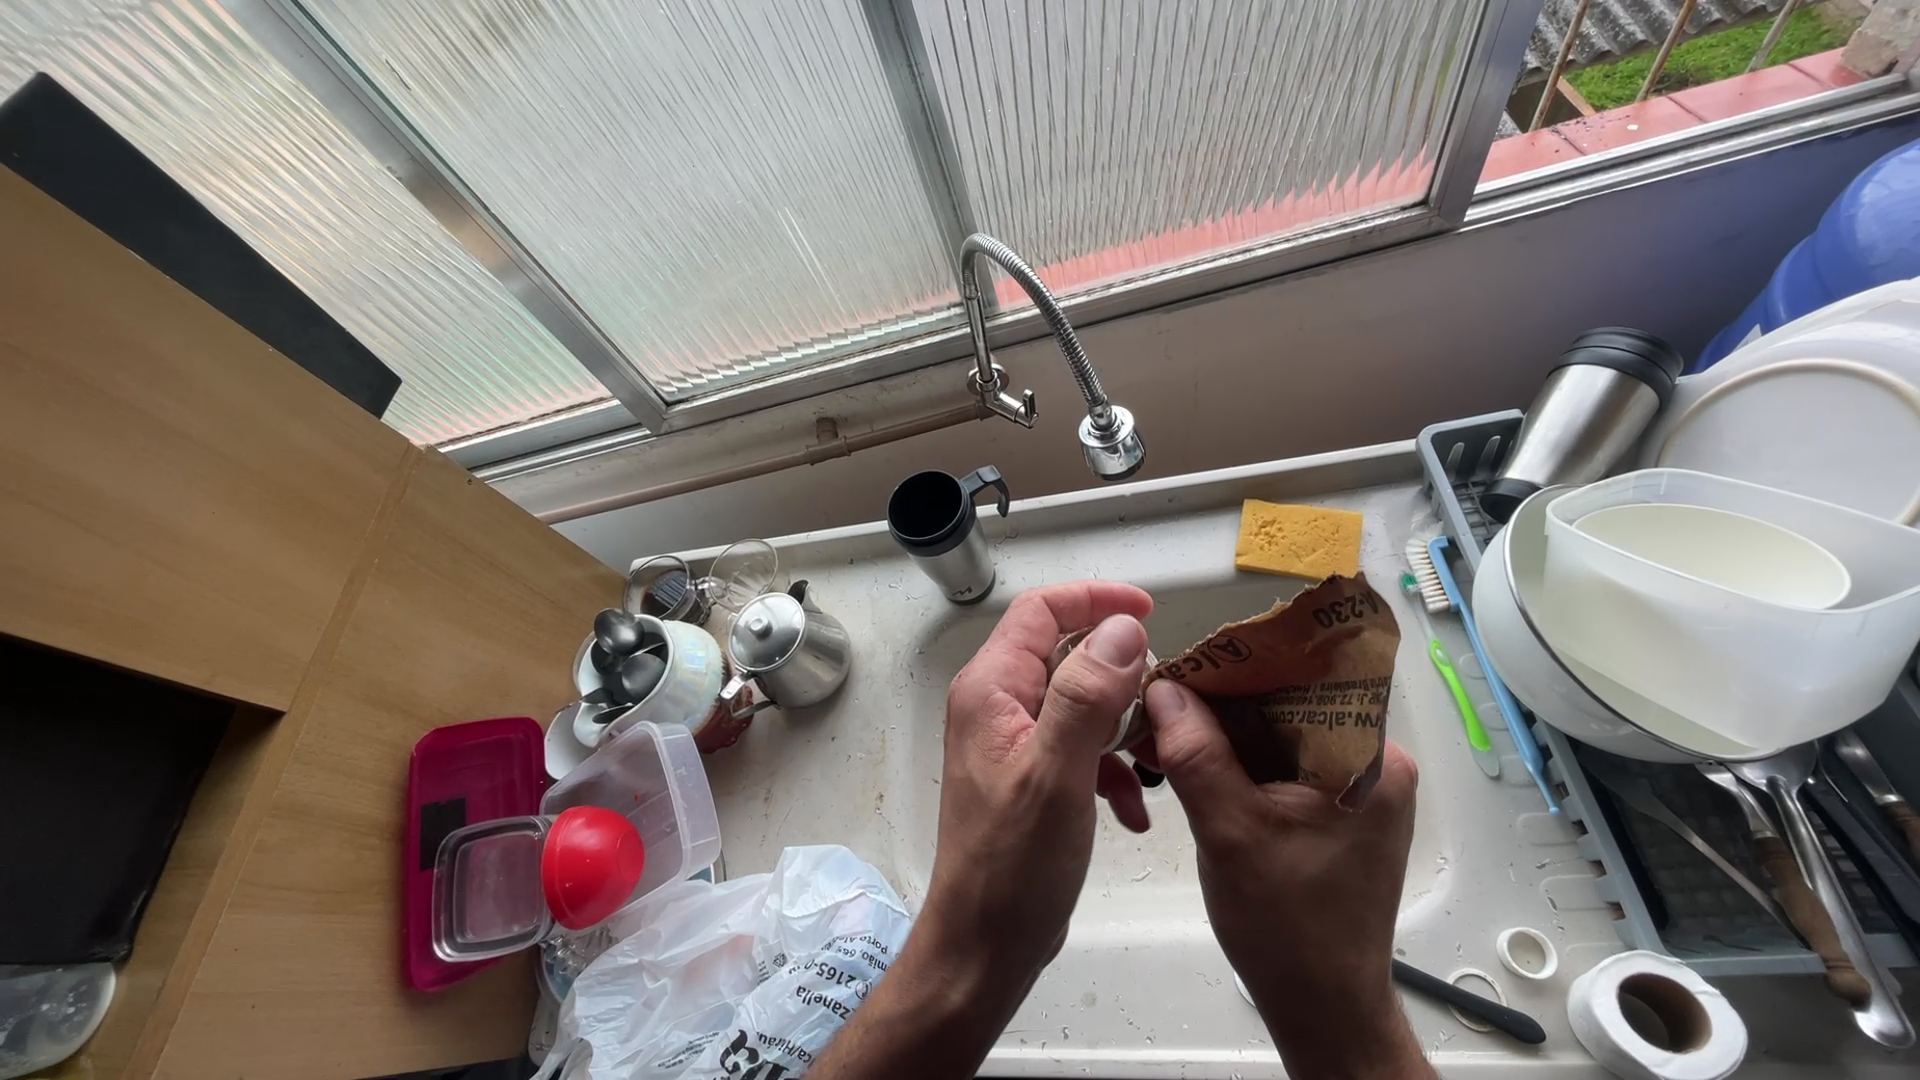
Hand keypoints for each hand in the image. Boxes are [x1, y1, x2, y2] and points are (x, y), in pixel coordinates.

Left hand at [811, 582, 1152, 1079]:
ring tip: (1150, 761)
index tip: (1149, 611)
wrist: (983, 947)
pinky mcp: (1030, 775)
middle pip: (1064, 653)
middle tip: (1161, 701)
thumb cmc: (1012, 865)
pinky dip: (1109, 766)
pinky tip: (1131, 808)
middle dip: (1119, 672)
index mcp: (991, 689)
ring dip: (1119, 725)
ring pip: (1079, 701)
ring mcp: (1012, 741)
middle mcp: (996, 704)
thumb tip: (1123, 629)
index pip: (1040, 611)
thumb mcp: (1055, 774)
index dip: (1094, 600)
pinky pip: (1077, 745)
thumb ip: (1086, 696)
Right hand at [1141, 679, 1430, 1079]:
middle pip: (1287, 701)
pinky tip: (1193, 760)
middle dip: (1223, 698)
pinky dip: (1236, 756)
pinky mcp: (1332, 805)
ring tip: (1169, 725)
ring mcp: (1352, 784)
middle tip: (1165, 695)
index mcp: (1369, 760)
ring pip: (1276, 729)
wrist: (1320, 1005)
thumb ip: (1196, 753)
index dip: (1241, 662)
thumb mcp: (1229, 831)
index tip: (1186, 659)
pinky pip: (1277, 758)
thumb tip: (1164, 688)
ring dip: (1223, 729)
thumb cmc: (1288, 929)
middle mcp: (1371, 762)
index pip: (1305, 678)